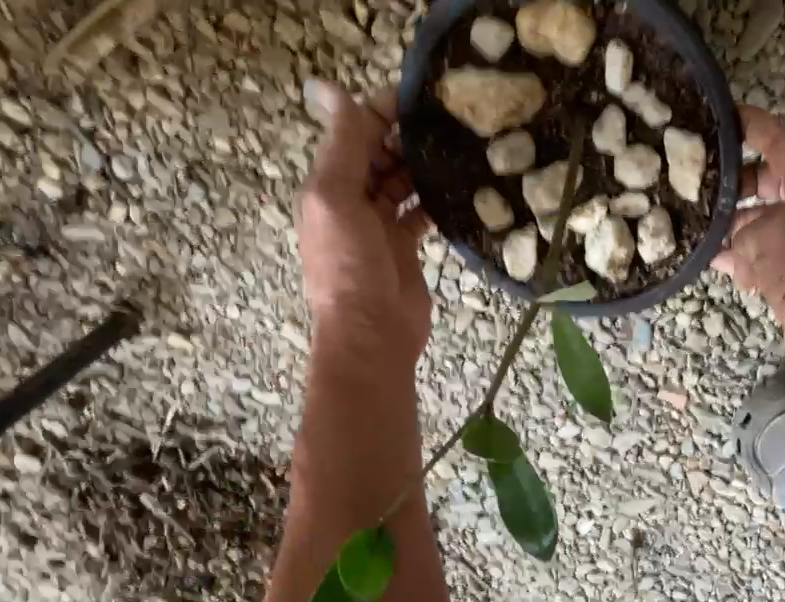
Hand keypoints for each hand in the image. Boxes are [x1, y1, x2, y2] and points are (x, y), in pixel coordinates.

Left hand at [294, 80, 432, 348]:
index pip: (354, 133)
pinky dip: (435, 201)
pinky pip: (420, 214)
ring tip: (457, 150)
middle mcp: (352, 200)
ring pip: (402, 183)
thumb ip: (341, 145)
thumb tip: (327, 86)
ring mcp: (380, 226)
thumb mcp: (336, 197)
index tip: (419, 97)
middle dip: (405, 136)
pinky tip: (458, 189)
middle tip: (448, 123)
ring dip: (422, 166)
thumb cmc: (349, 266)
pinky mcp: (406, 249)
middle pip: (379, 155)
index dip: (381, 111)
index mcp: (328, 184)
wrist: (372, 332)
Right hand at [714, 107, 784, 359]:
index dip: (747, 123)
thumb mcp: (768, 233)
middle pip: (764, 182)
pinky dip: (736, 258)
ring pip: (757, 222)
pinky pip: (757, 257)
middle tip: (694, 181)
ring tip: (692, 222)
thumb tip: (726, 246)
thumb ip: (742, 227)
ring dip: (729, 225)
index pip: (776, 140)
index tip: (714, 116)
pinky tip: (709, 260)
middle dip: (732, 181)